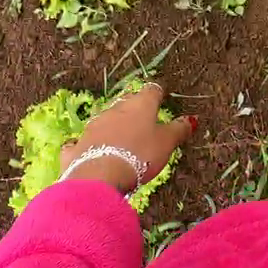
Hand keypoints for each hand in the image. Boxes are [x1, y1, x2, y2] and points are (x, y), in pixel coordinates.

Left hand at [57, 84, 197, 193]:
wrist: (99, 178)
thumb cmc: (140, 155)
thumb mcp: (167, 143)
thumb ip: (179, 129)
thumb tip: (190, 119)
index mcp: (141, 104)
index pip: (152, 90)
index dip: (157, 94)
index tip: (161, 98)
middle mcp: (115, 109)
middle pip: (127, 102)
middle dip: (134, 108)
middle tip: (143, 119)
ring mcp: (93, 126)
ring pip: (105, 120)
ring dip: (113, 126)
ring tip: (121, 139)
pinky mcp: (76, 146)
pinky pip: (84, 142)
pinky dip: (89, 145)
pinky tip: (92, 152)